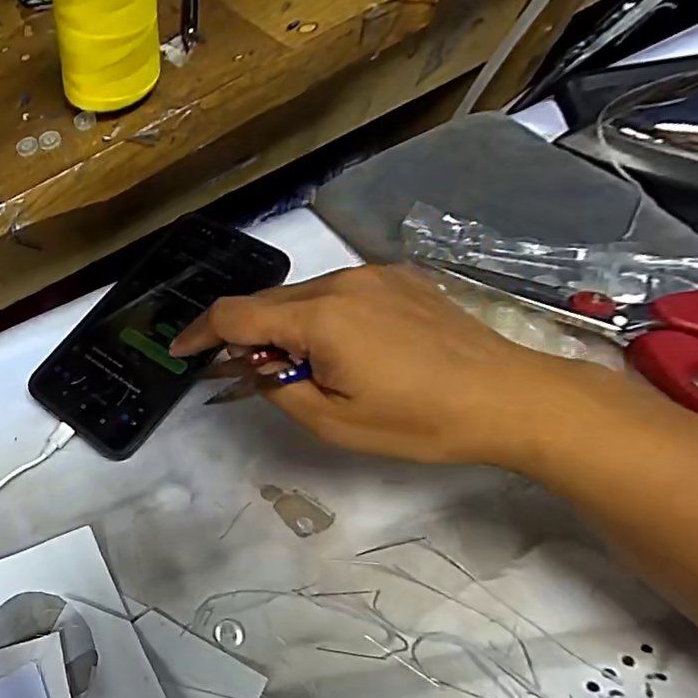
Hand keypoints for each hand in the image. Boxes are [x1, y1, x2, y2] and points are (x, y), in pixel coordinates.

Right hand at [170, 264, 627, 466]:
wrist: (516, 398)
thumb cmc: (421, 420)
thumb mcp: (332, 421)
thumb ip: (276, 387)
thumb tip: (254, 364)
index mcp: (319, 319)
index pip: (234, 314)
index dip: (200, 332)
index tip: (181, 351)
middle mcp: (339, 283)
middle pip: (264, 301)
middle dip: (244, 334)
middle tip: (251, 372)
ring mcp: (371, 275)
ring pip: (297, 295)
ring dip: (282, 325)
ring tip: (303, 363)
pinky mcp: (396, 277)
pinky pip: (333, 291)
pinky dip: (315, 315)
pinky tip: (341, 345)